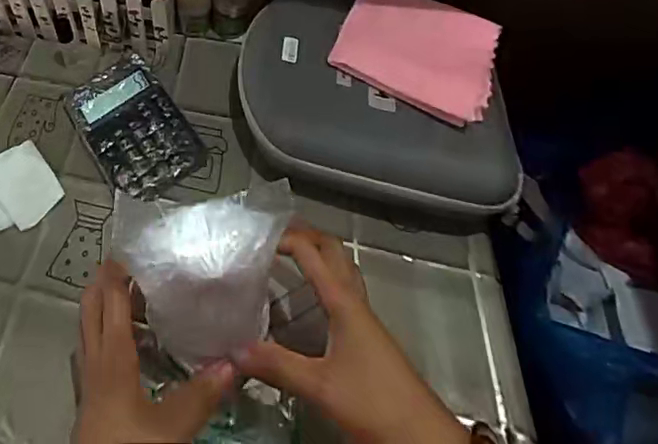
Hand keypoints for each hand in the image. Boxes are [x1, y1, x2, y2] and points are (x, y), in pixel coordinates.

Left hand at [73, 260, 237, 443]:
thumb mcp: (171, 427)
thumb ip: (202, 393)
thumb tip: (233, 361)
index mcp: (111, 354)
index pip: (109, 295)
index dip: (119, 266)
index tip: (139, 245)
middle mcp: (93, 358)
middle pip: (91, 302)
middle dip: (108, 278)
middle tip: (138, 266)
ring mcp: (87, 378)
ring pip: (90, 325)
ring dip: (109, 306)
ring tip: (142, 301)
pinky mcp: (89, 397)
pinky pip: (93, 350)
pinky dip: (109, 335)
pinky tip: (134, 348)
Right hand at [232, 227, 468, 443]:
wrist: (424, 436)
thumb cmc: (375, 402)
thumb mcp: (321, 387)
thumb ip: (278, 367)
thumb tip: (233, 350)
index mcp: (342, 301)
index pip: (311, 252)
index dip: (285, 237)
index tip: (256, 237)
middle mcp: (354, 300)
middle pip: (333, 250)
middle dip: (306, 233)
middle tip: (275, 234)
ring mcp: (364, 317)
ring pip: (342, 268)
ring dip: (318, 253)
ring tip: (290, 255)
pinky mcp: (368, 336)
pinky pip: (344, 290)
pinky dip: (325, 279)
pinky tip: (311, 300)